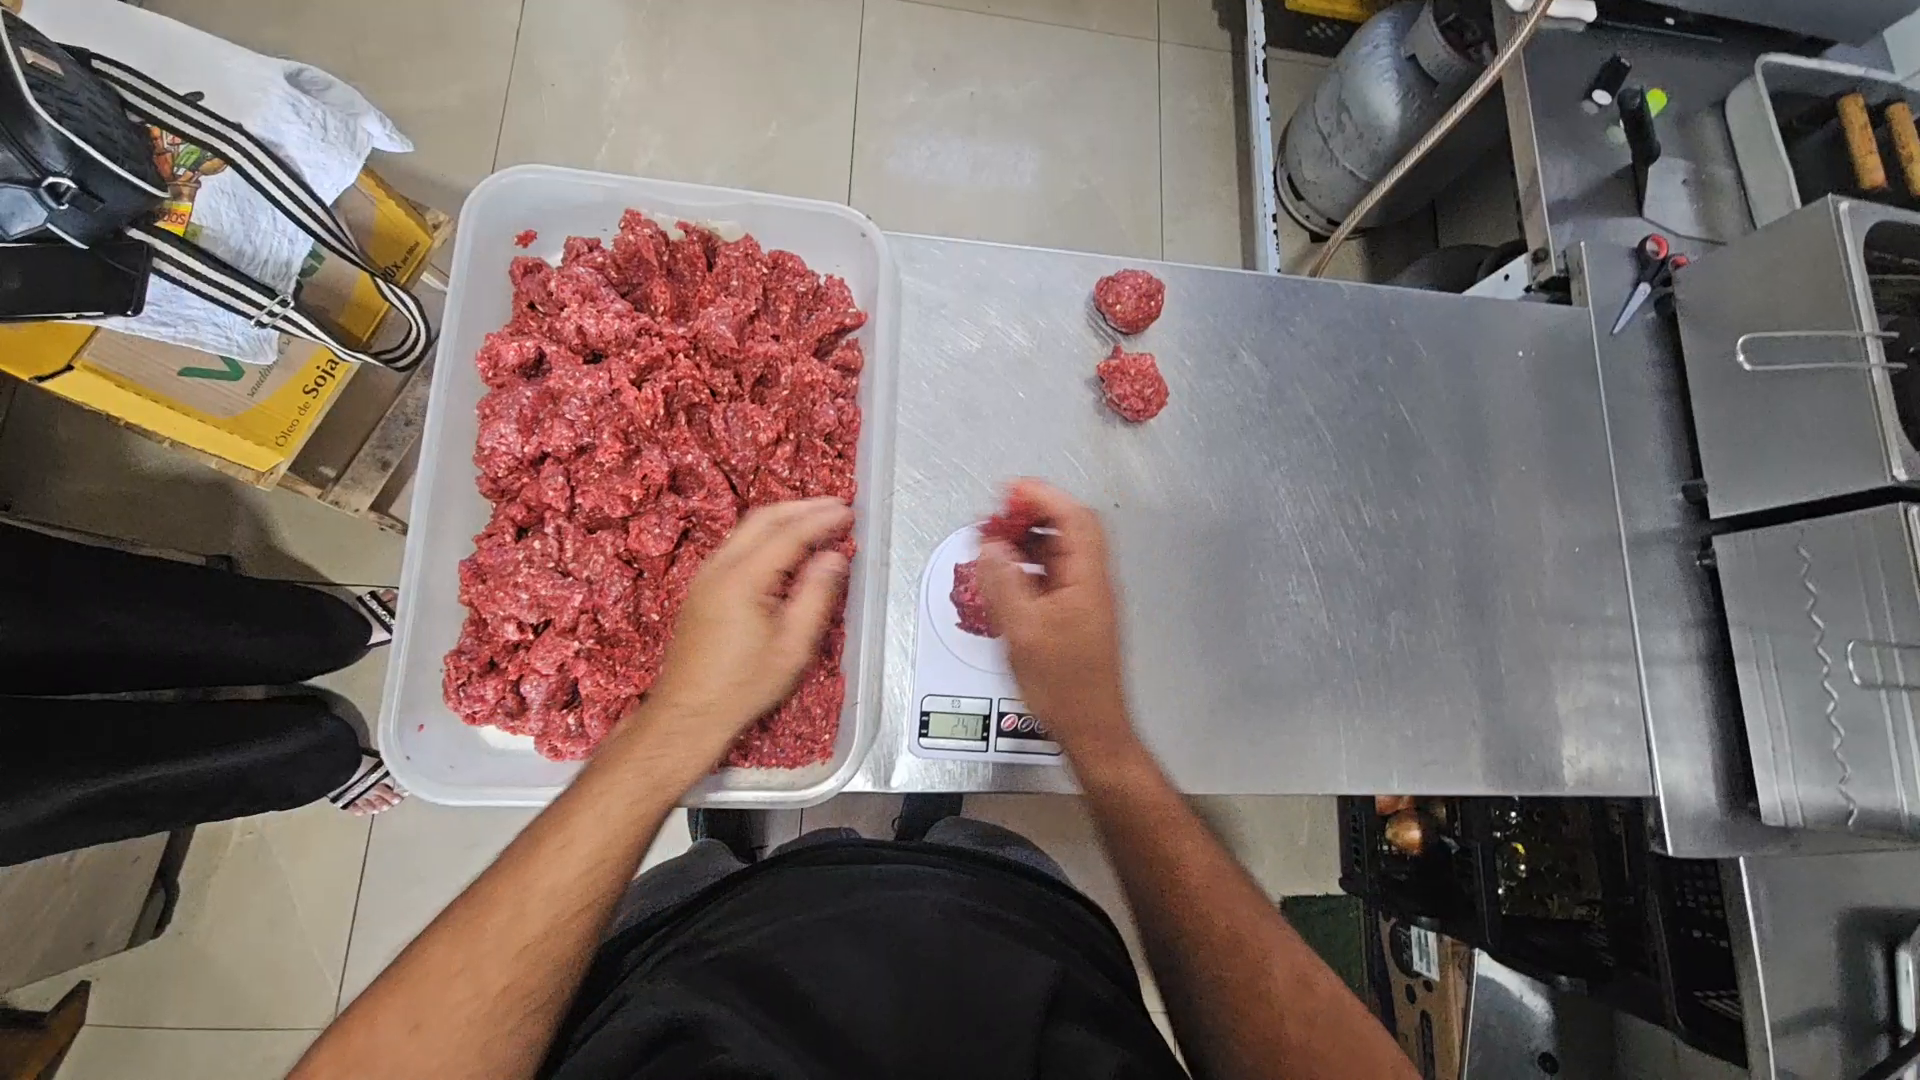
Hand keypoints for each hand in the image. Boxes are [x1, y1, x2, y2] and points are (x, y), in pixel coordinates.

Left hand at [631, 498, 851, 765]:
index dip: (821, 520)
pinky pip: (737, 544)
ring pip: (746, 529)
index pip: (789, 534)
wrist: (688, 712)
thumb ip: (816, 595)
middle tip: (836, 506)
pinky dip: (766, 534)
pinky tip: (785, 544)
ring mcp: (705, 575)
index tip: (849, 512)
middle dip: (802, 508)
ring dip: (783, 517)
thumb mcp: (792, 646)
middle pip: (764, 519)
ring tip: (816, 518)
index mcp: (743, 579)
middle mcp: (719, 567)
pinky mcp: (701, 587)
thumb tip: (834, 557)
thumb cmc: (745, 685)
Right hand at [976, 479, 1138, 761]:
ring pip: (1059, 552)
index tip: (1010, 491)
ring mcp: (1086, 598)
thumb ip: (1003, 584)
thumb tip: (990, 548)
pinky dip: (1028, 567)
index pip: (1073, 517)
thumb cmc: (1066, 687)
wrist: (1092, 727)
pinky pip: (1052, 575)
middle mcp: (1092, 582)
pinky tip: (1006, 578)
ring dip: (1028, 541)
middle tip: (999, 517)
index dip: (1041, 496)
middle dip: (1032, 515)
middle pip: (1068, 529)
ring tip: (996, 545)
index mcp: (1087, 579)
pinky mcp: (1077, 615)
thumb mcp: (1023, 632)